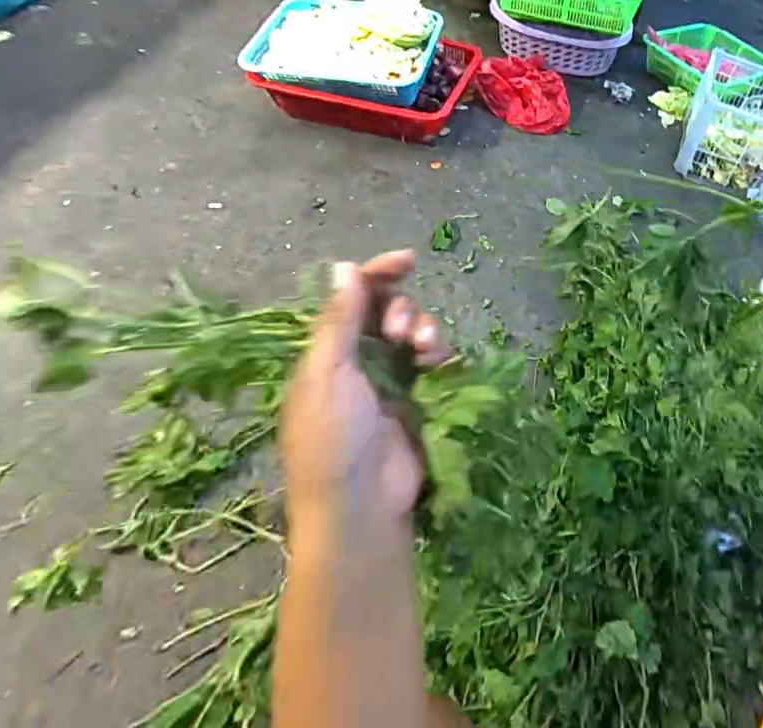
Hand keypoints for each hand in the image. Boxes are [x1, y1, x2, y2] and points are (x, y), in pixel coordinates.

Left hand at [281, 251, 452, 539]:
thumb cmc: (332, 437)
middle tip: (401, 330)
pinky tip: (436, 361)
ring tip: (423, 348)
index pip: (351, 299)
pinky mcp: (419, 395)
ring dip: (422, 329)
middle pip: (387, 311)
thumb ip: (339, 319)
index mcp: (325, 353)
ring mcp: (389, 379)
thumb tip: (344, 266)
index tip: (408, 260)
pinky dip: (437, 351)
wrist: (362, 502)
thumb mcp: (328, 373)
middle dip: (401, 309)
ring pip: (413, 331)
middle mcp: (357, 360)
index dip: (377, 274)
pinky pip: (433, 358)